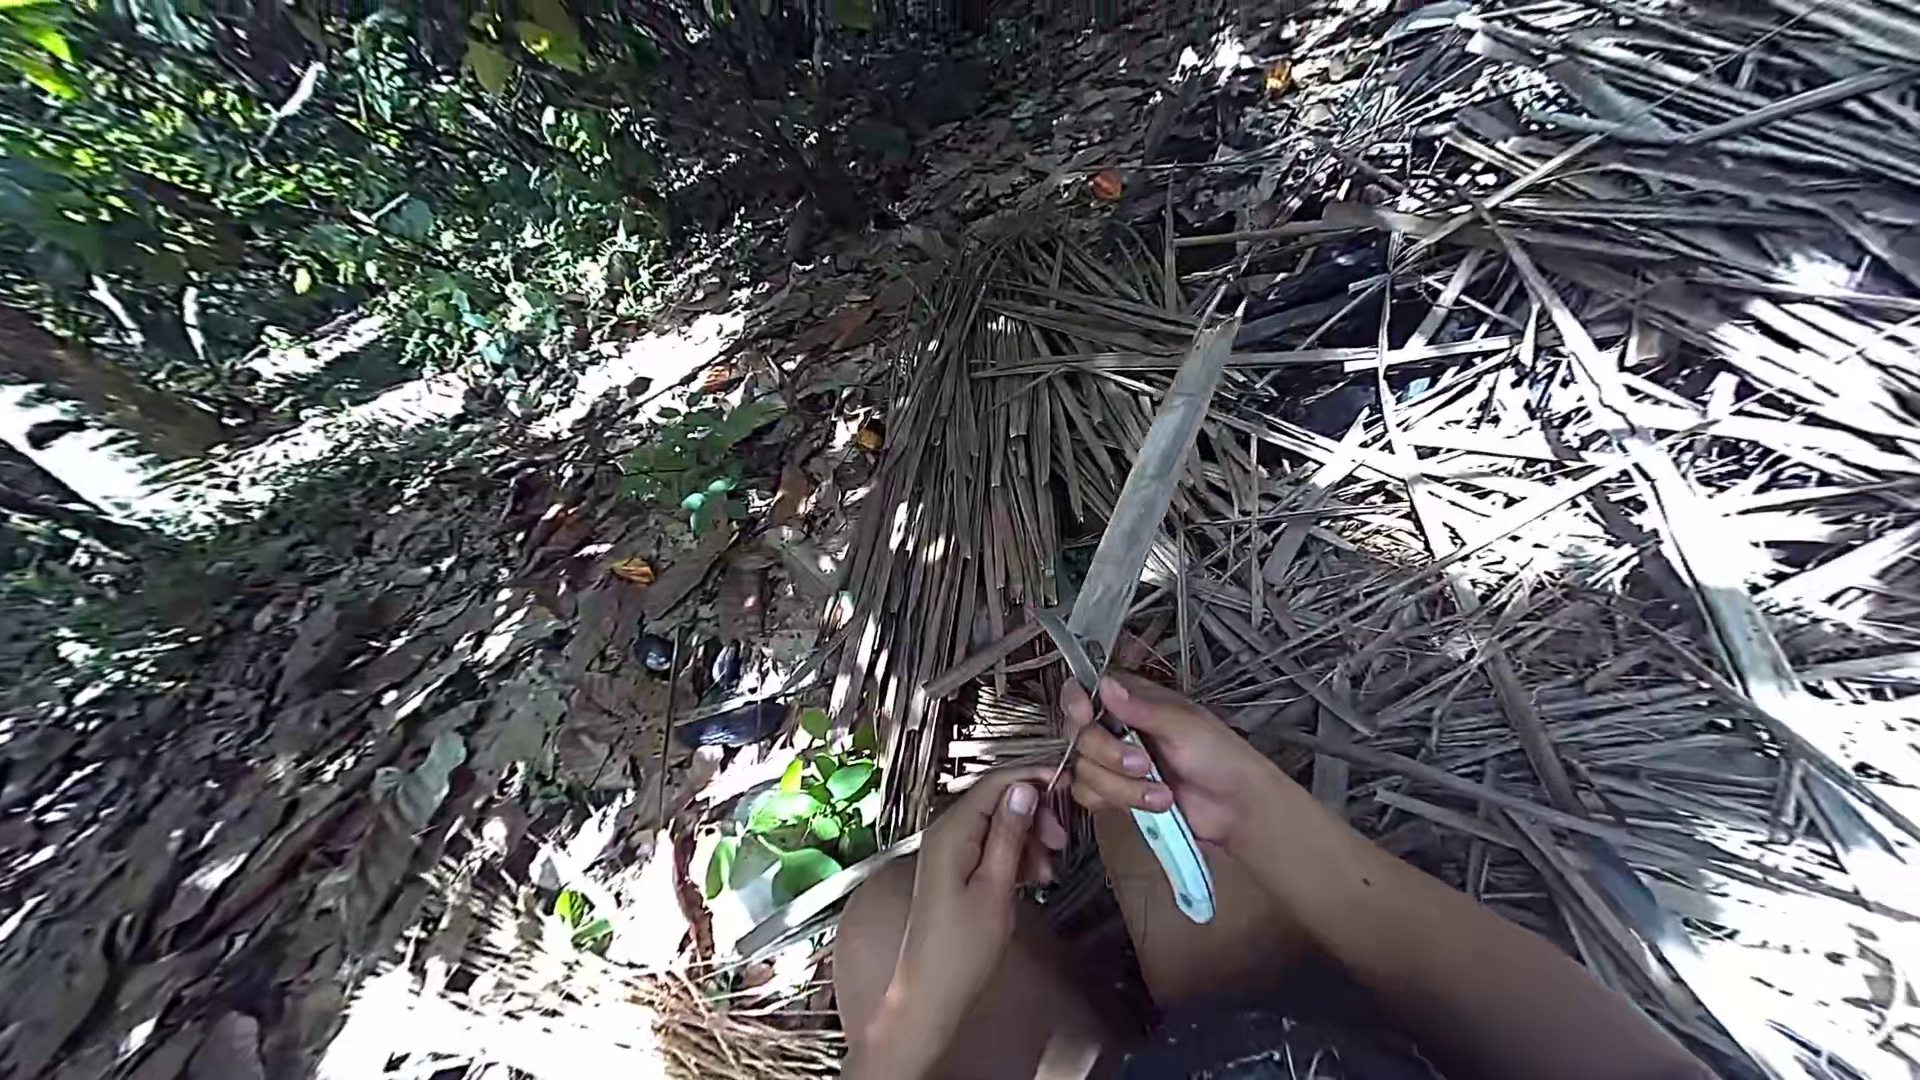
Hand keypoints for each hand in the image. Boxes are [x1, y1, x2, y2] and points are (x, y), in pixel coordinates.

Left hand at [868, 766, 1067, 1071]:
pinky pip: (991, 845)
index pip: (994, 782)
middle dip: (1033, 814)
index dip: (1030, 777)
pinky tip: (1033, 876)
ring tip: (1048, 868)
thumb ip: (1009, 834)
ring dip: (1028, 838)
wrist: (930, 999)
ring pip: (998, 823)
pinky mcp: (957, 867)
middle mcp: (947, 831)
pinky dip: (1016, 855)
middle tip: (1060, 839)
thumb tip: (1023, 789)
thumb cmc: (960, 951)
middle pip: (997, 801)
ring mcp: (951, 849)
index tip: (1063, 780)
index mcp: (951, 830)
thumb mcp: (995, 888)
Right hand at [1063, 672, 1293, 854]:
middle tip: (1143, 763)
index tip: (1085, 716)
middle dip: (1108, 754)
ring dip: (1121, 786)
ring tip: (1160, 791)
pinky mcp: (1116, 793)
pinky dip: (1117, 801)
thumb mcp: (1185, 725)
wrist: (1238, 811)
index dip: (1076, 702)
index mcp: (1131, 700)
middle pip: (1079, 735)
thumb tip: (1105, 684)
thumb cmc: (1221, 757)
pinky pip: (1089, 795)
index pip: (1084, 690)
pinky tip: (1150, 803)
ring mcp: (1114, 762)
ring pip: (1084, 769)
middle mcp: (1116, 727)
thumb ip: (1142, 707)